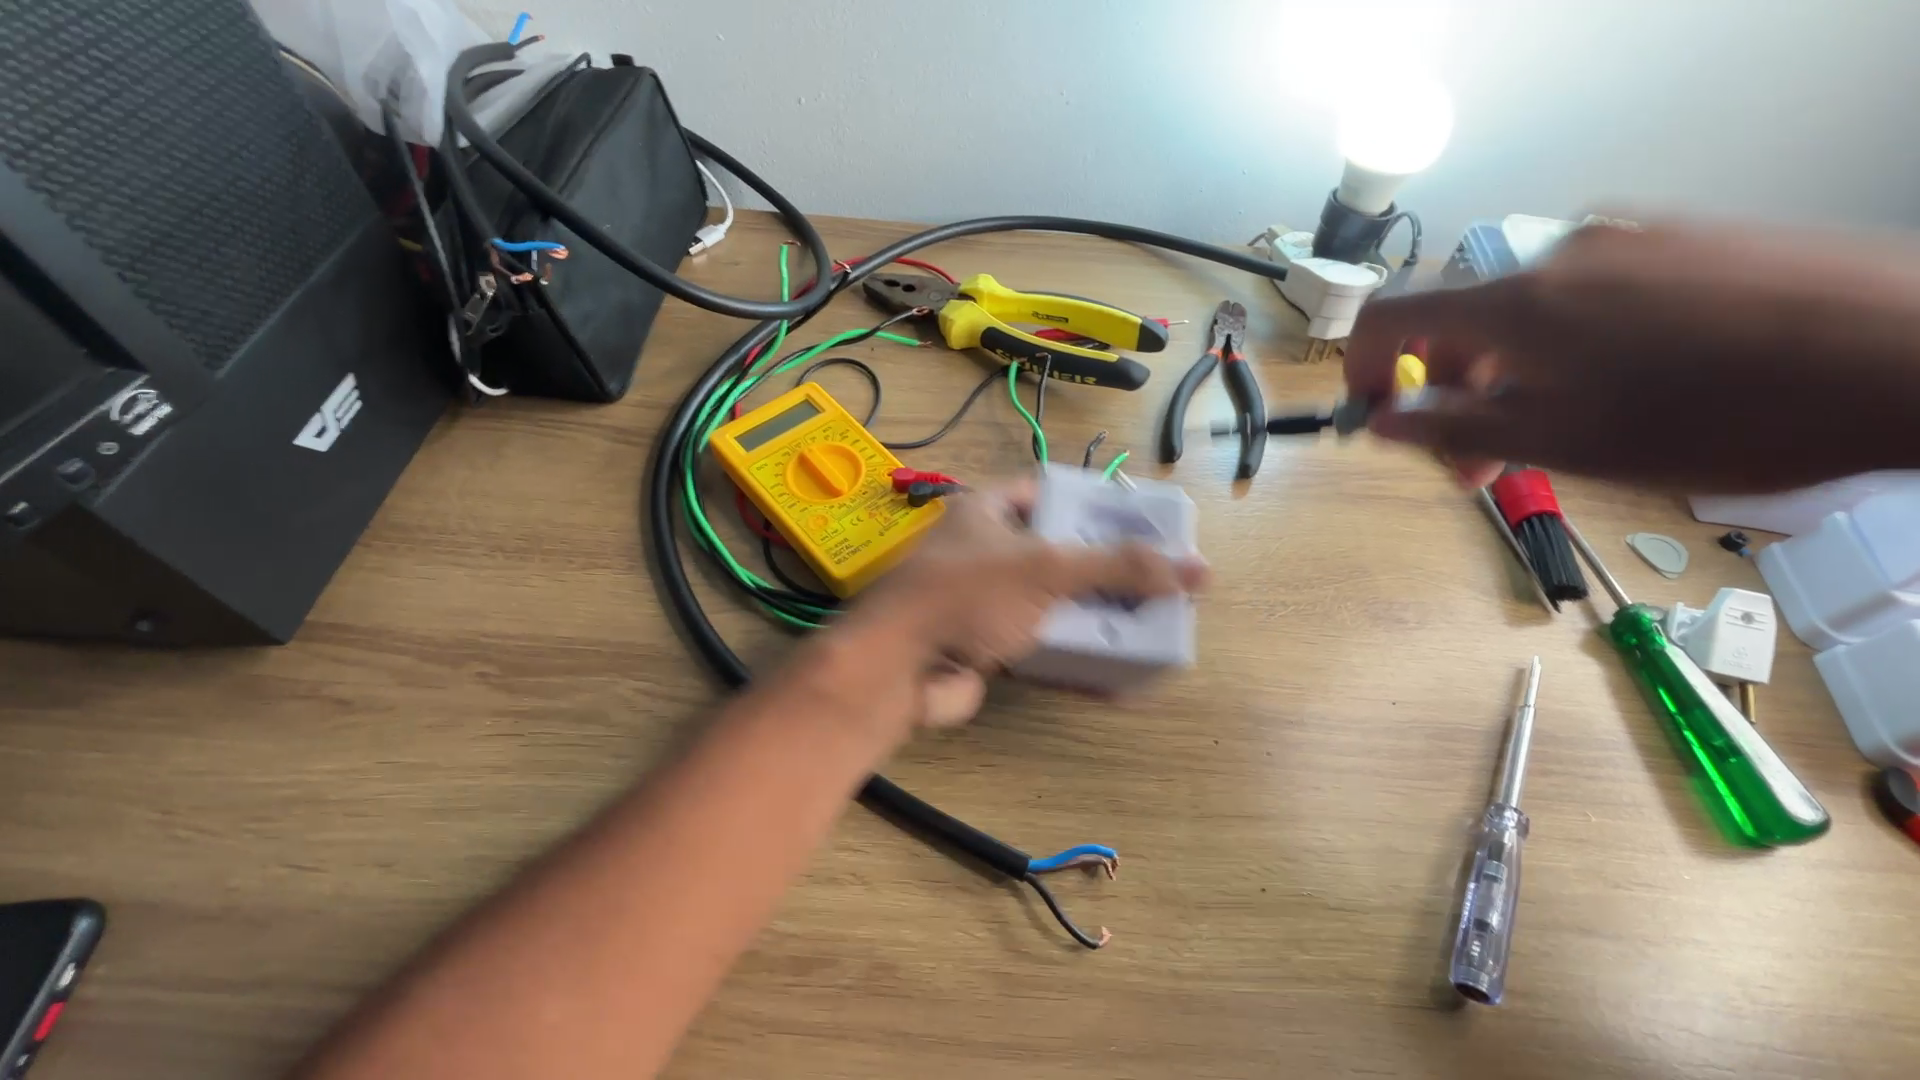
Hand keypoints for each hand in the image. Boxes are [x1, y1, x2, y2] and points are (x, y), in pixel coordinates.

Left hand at [823, 476, 1207, 728]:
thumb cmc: (966, 595)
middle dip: (1103, 571)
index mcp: (985, 511)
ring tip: (1149, 625)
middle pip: (1055, 553)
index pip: (1046, 491)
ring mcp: (982, 604)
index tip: (1139, 522)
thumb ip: (1119, 566)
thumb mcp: (1047, 568)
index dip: (1092, 502)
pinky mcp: (985, 650)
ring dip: (1094, 619)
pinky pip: (1040, 651)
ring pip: (1050, 606)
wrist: (897, 670)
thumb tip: (1199, 569)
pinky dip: (1076, 662)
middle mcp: (982, 552)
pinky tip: (1119, 680)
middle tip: (1156, 581)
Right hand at [1344, 223, 1919, 492]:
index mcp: (1512, 304)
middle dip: (1449, 391)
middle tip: (1475, 461)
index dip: (1359, 369)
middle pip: (1461, 323)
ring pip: (1528, 312)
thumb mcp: (1562, 442)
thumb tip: (1378, 420)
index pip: (1388, 318)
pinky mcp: (1686, 240)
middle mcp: (1556, 256)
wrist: (1911, 354)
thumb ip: (1454, 428)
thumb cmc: (1715, 417)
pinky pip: (1591, 293)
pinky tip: (1628, 383)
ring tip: (1560, 428)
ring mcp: (1627, 240)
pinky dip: (1572, 342)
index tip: (1370, 417)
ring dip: (1513, 372)